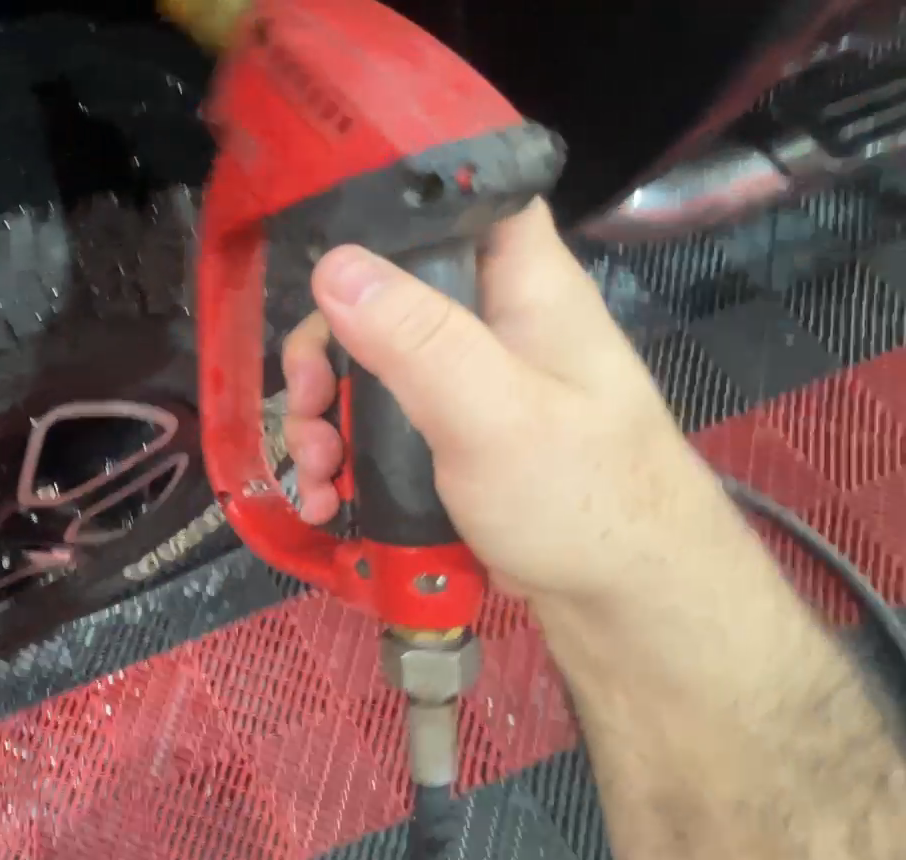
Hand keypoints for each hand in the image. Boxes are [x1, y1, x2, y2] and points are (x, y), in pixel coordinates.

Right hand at [280, 201, 744, 607]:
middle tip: (308, 406)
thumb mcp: (492, 415)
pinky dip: (333, 462)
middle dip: (321, 358)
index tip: (326, 255)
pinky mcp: (432, 438)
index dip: (395, 210)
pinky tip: (324, 500)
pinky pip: (362, 429)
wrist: (609, 597)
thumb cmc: (577, 499)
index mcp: (519, 292)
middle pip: (375, 303)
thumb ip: (417, 341)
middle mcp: (482, 328)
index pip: (464, 205)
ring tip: (317, 479)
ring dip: (317, 424)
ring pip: (356, 373)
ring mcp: (453, 387)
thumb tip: (334, 268)